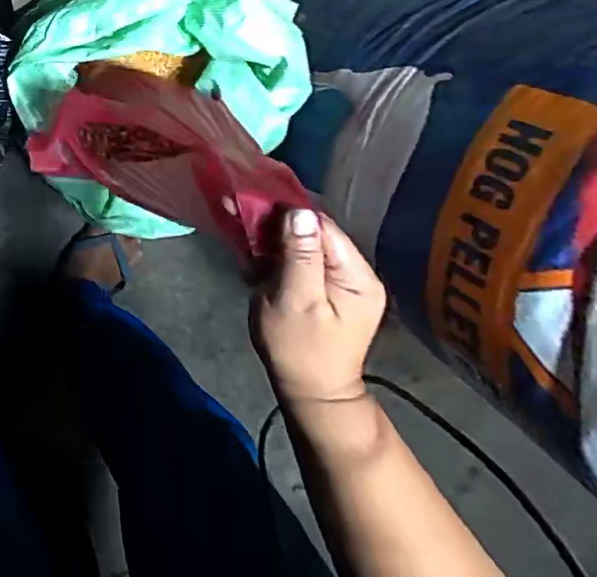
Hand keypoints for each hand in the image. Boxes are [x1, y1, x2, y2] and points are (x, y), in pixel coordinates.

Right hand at [250, 208, 386, 407]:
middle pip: (314, 230)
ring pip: (304, 240)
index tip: (252, 203)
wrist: (309, 393)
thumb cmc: (300, 350)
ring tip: (243, 235)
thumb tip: (299, 211)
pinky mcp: (324, 284)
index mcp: (357, 275)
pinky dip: (276, 252)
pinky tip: (255, 255)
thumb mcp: (295, 302)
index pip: (323, 226)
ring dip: (272, 236)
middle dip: (276, 222)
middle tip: (239, 213)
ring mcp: (341, 277)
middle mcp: (355, 271)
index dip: (288, 212)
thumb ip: (299, 256)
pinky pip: (300, 256)